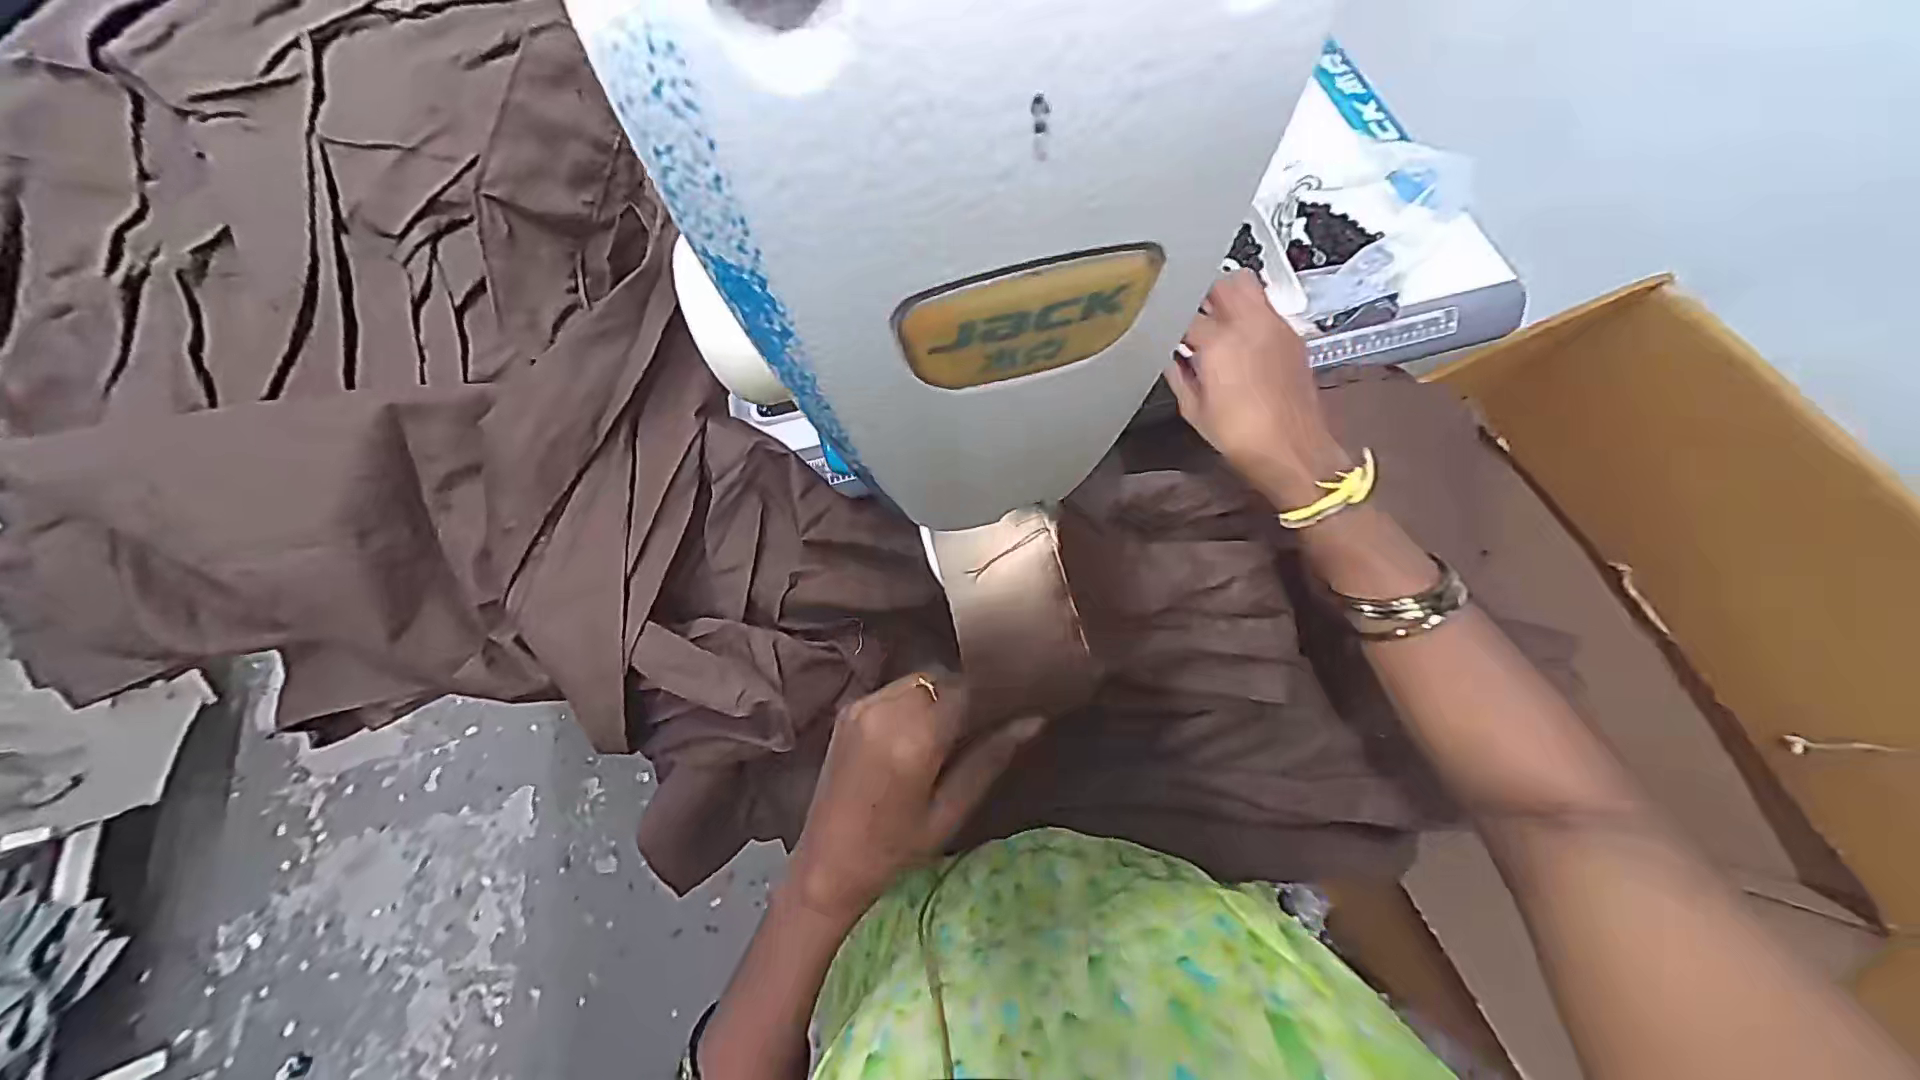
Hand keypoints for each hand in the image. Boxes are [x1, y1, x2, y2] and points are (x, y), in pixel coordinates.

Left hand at [786, 672, 1043, 922]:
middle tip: (980, 723)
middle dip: (964, 694)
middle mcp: (886, 709)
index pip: (966, 690)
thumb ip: (990, 758)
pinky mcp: (849, 708)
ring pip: (918, 679)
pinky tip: (917, 730)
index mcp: (914, 737)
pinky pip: (894, 689)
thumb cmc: (895, 849)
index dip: (992, 693)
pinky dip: (913, 700)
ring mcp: (862, 705)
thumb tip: (1033, 721)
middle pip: (941, 678)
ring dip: (938, 694)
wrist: (827, 863)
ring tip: (949, 729)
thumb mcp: (951, 810)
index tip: (1011, 705)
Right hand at [1168, 269, 1351, 506]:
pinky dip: (1248, 314)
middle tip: (1189, 316)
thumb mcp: (1194, 410)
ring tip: (1214, 322)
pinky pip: (1266, 308)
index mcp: (1219, 342)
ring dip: (1227, 296)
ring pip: (1248, 285)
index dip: (1169, 321)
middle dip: (1201, 295)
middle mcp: (1250, 324)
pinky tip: (1238, 341)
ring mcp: (1276, 326)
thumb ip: (1177, 375)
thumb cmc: (1244, 437)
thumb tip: (1170, 358)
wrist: (1292, 450)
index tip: (1162, 331)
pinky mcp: (1292, 336)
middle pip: (1221, 282)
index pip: (1185, 313)